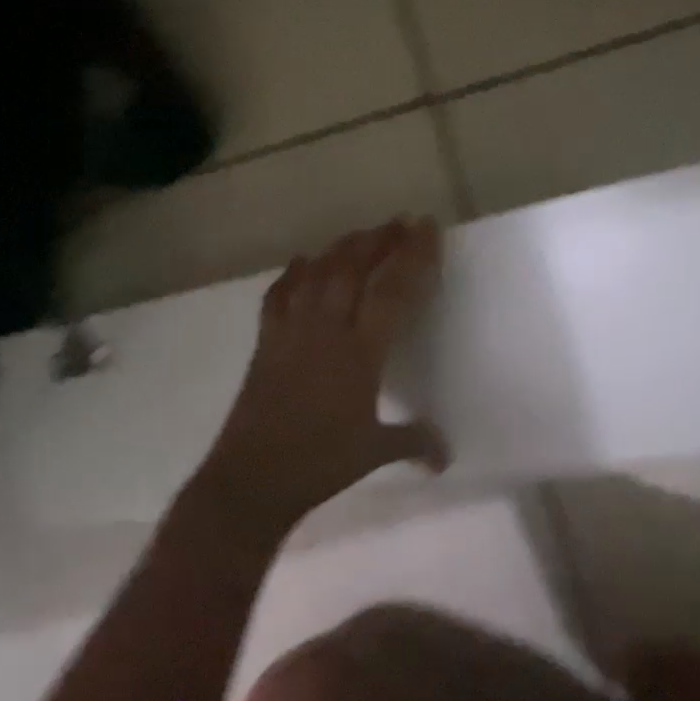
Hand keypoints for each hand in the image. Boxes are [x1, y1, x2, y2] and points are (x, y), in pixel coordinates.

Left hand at [195, 216, 449, 529]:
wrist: (252, 477)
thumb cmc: (319, 464)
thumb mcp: (375, 452)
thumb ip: (415, 442)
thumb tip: (447, 456)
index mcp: (360, 353)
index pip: (392, 292)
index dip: (412, 257)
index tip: (426, 230)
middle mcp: (326, 330)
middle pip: (353, 269)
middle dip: (379, 241)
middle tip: (400, 222)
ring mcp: (291, 332)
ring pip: (318, 275)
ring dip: (342, 249)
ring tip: (361, 234)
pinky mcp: (266, 342)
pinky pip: (280, 296)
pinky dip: (294, 274)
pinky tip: (303, 262)